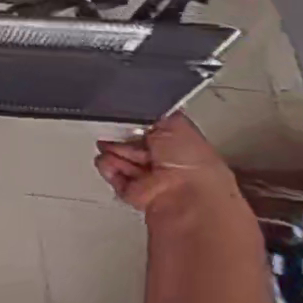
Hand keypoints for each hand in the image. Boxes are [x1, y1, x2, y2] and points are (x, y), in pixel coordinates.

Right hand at [94, 113, 246, 222]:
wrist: (182, 197)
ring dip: (112, 152)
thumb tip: (139, 106)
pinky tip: (109, 162)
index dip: (135, 122)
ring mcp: (150, 178)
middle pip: (130, 143)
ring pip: (119, 158)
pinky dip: (108, 168)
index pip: (150, 128)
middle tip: (114, 133)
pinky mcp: (134, 192)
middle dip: (119, 137)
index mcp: (181, 145)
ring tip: (112, 149)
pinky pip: (112, 175)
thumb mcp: (174, 123)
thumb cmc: (194, 165)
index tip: (124, 117)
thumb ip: (154, 111)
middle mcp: (166, 162)